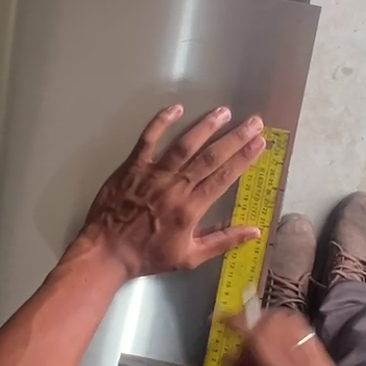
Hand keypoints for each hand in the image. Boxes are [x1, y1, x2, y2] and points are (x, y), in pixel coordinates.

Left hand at [74, 104, 266, 278]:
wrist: (106, 251)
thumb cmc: (148, 255)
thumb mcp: (189, 258)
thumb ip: (223, 241)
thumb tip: (255, 231)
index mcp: (190, 209)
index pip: (223, 177)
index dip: (243, 158)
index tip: (259, 142)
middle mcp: (175, 187)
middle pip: (210, 157)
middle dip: (234, 138)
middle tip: (254, 122)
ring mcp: (153, 173)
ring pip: (184, 144)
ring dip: (205, 126)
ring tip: (224, 112)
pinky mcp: (133, 166)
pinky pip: (148, 139)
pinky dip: (162, 122)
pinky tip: (176, 108)